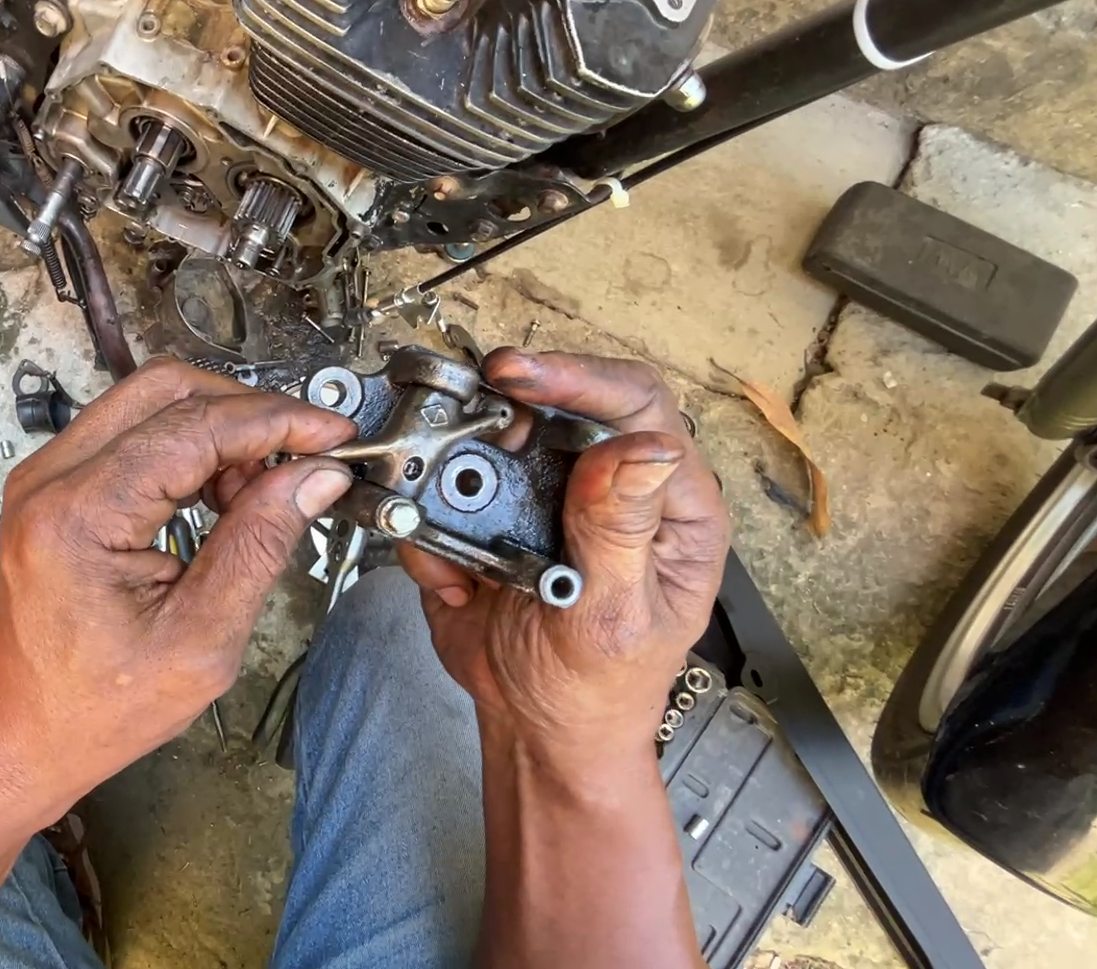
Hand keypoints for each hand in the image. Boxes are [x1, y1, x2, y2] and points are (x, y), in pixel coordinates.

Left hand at [0, 359, 355, 819]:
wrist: (27, 727)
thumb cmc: (100, 705)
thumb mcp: (200, 639)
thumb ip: (259, 543)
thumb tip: (313, 477)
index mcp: (79, 514)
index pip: (193, 427)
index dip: (275, 421)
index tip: (331, 433)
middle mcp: (51, 477)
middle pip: (165, 388)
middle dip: (246, 412)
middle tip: (300, 457)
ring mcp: (47, 474)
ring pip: (149, 400)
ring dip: (218, 427)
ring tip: (260, 488)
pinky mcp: (56, 483)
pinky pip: (133, 431)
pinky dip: (188, 446)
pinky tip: (219, 493)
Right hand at [400, 349, 728, 765]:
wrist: (532, 722)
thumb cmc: (596, 685)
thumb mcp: (613, 617)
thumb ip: (621, 533)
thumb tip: (645, 447)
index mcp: (665, 504)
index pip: (632, 405)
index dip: (573, 377)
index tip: (511, 374)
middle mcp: (602, 486)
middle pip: (550, 409)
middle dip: (496, 421)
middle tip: (458, 439)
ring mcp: (538, 499)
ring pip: (485, 444)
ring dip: (453, 480)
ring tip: (456, 542)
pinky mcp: (485, 518)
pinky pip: (443, 498)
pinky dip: (431, 535)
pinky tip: (454, 584)